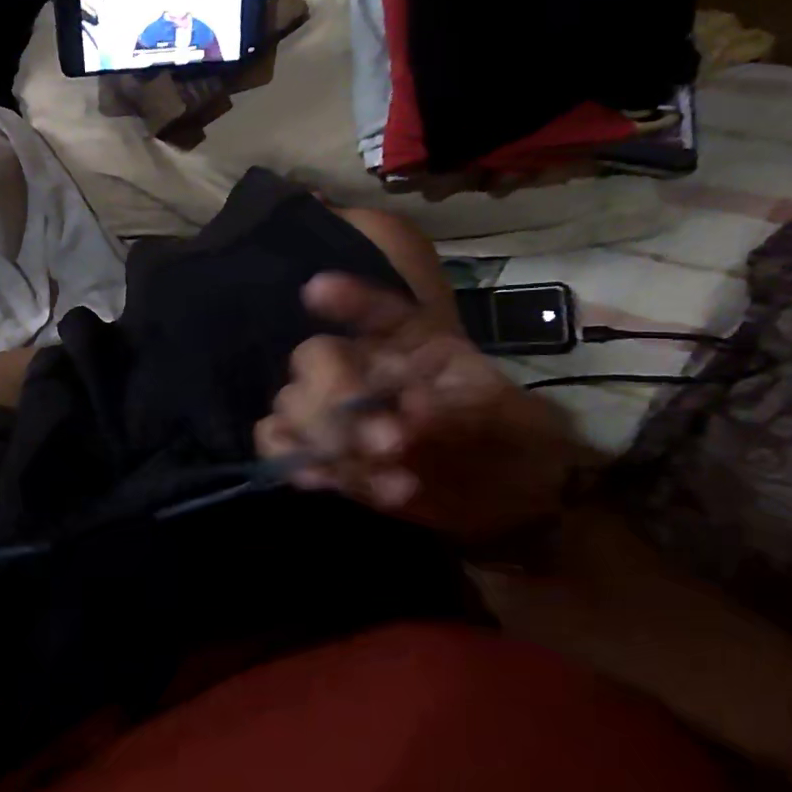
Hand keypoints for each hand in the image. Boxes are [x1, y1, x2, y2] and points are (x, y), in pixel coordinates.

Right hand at [256, 273, 595, 547]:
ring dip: (323, 438)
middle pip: (314, 360)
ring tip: (379, 469)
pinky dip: (295, 463)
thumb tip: (408, 413)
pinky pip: (283, 449)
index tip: (317, 293)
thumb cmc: (508, 438)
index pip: (374, 311)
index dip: (346, 300)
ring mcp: (340, 413)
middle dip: (337, 398)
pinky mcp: (328, 457)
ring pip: (290, 407)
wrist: (508, 498)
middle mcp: (365, 369)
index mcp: (409, 344)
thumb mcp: (501, 416)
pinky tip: (321, 482)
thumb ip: (458, 412)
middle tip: (389, 440)